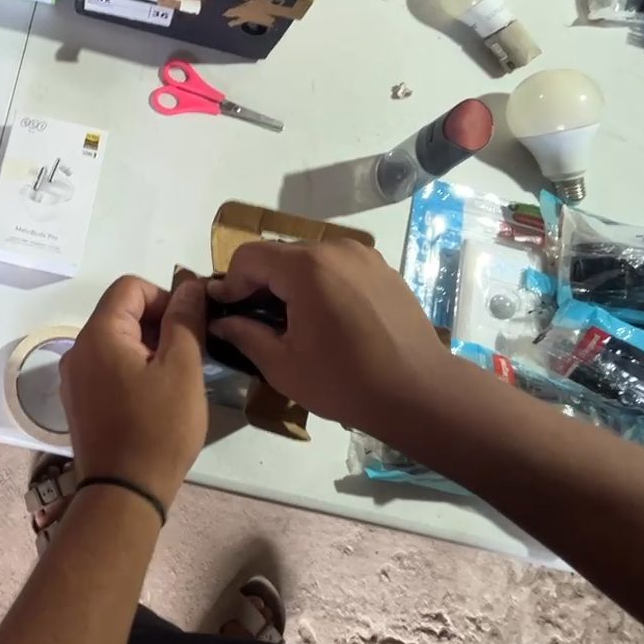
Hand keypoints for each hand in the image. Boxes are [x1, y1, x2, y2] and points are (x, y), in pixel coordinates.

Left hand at [57, 273, 208, 507]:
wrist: (124, 493)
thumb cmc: (159, 429)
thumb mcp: (183, 369)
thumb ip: (184, 320)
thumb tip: (189, 286)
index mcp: (99, 334)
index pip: (130, 287)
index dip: (164, 297)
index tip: (189, 326)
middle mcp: (78, 349)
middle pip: (120, 312)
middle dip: (158, 323)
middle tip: (189, 354)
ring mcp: (74, 377)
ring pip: (115, 341)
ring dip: (148, 347)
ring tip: (176, 378)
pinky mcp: (79, 401)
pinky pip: (107, 367)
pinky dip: (132, 368)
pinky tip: (155, 396)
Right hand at [206, 240, 454, 434]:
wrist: (421, 394)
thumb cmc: (345, 382)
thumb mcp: (282, 365)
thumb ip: (245, 335)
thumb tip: (222, 322)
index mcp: (306, 267)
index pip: (249, 257)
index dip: (230, 282)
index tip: (225, 310)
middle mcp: (335, 249)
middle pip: (279, 254)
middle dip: (259, 282)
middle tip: (252, 318)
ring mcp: (364, 257)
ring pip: (309, 259)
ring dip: (290, 282)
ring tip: (290, 320)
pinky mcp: (384, 271)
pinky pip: (338, 267)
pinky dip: (321, 283)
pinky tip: (325, 319)